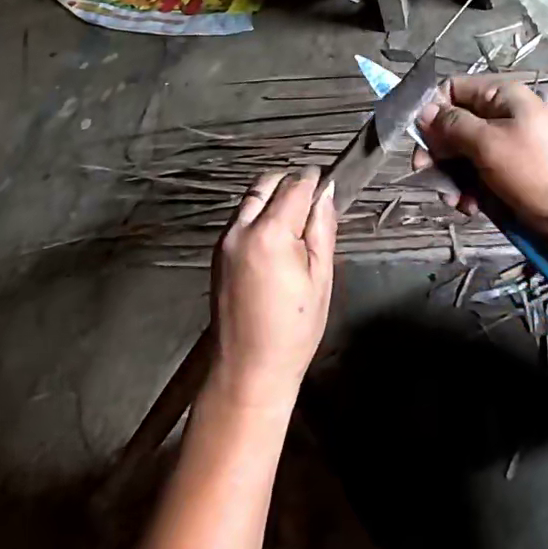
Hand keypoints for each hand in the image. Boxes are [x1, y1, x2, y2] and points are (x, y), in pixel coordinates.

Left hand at [209, 167, 336, 406]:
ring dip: (274, 195)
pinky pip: (241, 218)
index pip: (295, 186)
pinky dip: (260, 212)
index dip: (314, 180)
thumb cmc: (294, 329)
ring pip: (251, 198)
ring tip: (298, 218)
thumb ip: (322, 228)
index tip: (329, 179)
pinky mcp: (218, 253)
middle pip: (266, 183)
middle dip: (291, 182)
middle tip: (314, 198)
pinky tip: (278, 235)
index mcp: (270, 234)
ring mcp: (225, 241)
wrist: (248, 369)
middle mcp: (241, 229)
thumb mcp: (320, 278)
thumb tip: (327, 192)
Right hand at [412, 75, 547, 239]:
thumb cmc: (538, 168)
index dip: (430, 111)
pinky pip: (474, 176)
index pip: (450, 90)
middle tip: (427, 174)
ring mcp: (502, 145)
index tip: (420, 139)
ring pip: (459, 155)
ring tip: (458, 200)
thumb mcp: (490, 143)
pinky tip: (472, 207)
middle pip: (450, 126)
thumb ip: (453, 125)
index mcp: (499, 96)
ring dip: (452, 178)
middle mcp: (498, 116)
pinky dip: (468, 191)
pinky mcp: (505, 172)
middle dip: (438, 153)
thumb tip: (423, 111)